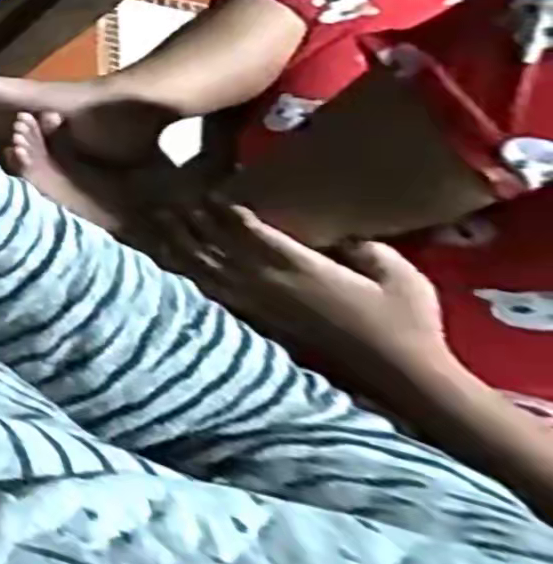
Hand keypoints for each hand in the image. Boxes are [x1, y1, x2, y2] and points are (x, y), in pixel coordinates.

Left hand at [156, 197, 451, 380]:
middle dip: (187, 217)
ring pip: (198, 262)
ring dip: (175, 238)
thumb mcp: (399, 275)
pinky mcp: (249, 315)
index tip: (211, 191)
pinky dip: (181, 269)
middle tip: (169, 199)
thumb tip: (341, 230)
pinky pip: (203, 287)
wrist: (400, 373)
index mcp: (295, 263)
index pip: (245, 227)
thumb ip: (366, 246)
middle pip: (209, 239)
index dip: (224, 207)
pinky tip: (163, 256)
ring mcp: (252, 298)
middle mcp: (263, 278)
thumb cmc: (407, 321)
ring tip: (157, 219)